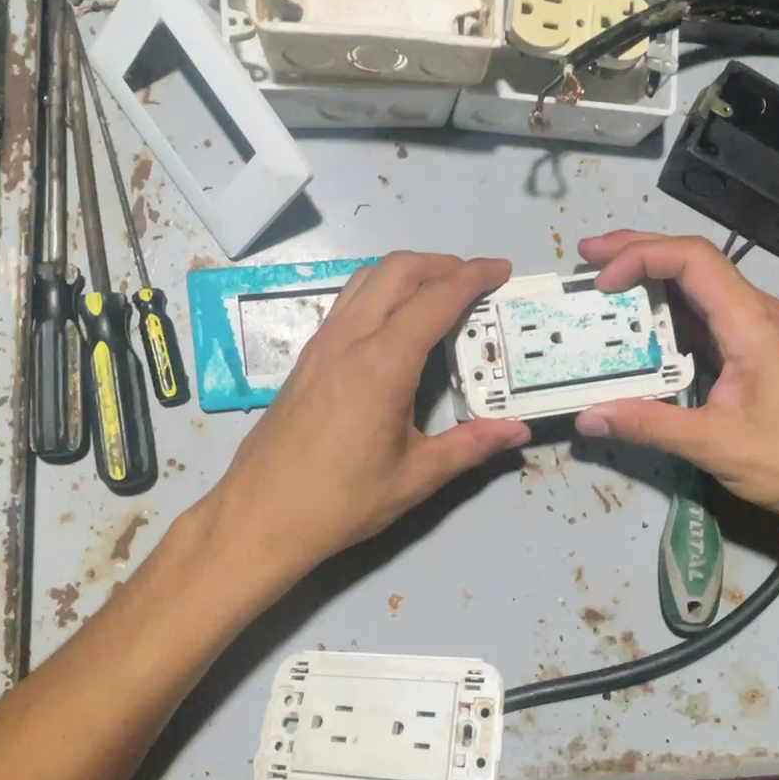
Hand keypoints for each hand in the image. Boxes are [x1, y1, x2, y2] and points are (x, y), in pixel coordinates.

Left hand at [199, 252, 531, 590]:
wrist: (261, 515)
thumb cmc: (340, 501)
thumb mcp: (415, 477)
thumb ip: (470, 446)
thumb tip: (517, 429)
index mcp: (382, 365)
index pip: (435, 300)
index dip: (473, 277)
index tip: (501, 269)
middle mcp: (349, 340)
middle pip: (397, 270)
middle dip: (441, 263)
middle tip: (475, 279)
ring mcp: (322, 344)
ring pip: (366, 279)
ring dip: (408, 272)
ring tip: (439, 292)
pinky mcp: (307, 357)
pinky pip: (348, 301)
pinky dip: (381, 291)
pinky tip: (396, 322)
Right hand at [572, 231, 778, 536]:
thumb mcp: (712, 444)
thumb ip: (647, 424)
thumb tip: (587, 417)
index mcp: (752, 323)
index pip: (693, 259)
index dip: (641, 256)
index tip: (601, 280)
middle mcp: (759, 313)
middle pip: (695, 260)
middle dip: (638, 252)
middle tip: (587, 256)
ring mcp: (762, 329)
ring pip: (702, 284)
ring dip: (653, 279)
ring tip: (606, 285)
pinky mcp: (759, 349)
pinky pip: (710, 313)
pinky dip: (671, 310)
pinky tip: (645, 325)